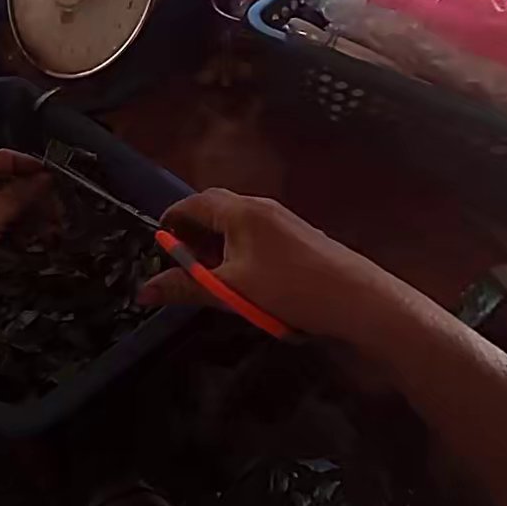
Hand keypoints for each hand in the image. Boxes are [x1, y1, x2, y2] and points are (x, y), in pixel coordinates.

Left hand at [0, 150, 51, 295]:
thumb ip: (21, 193)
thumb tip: (41, 180)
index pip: (4, 159)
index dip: (30, 167)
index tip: (52, 179)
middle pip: (7, 185)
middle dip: (33, 199)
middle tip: (54, 210)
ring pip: (5, 208)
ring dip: (27, 219)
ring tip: (46, 230)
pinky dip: (14, 233)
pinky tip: (28, 242)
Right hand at [135, 189, 423, 342]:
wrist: (363, 302)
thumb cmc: (291, 289)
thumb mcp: (230, 291)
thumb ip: (185, 288)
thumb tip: (142, 292)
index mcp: (241, 212)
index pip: (193, 202)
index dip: (172, 220)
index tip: (160, 241)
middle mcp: (261, 209)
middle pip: (215, 208)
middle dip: (192, 231)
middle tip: (181, 258)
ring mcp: (283, 222)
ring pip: (236, 223)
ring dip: (215, 242)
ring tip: (209, 272)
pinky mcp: (299, 238)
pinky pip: (256, 234)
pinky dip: (237, 248)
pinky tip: (243, 277)